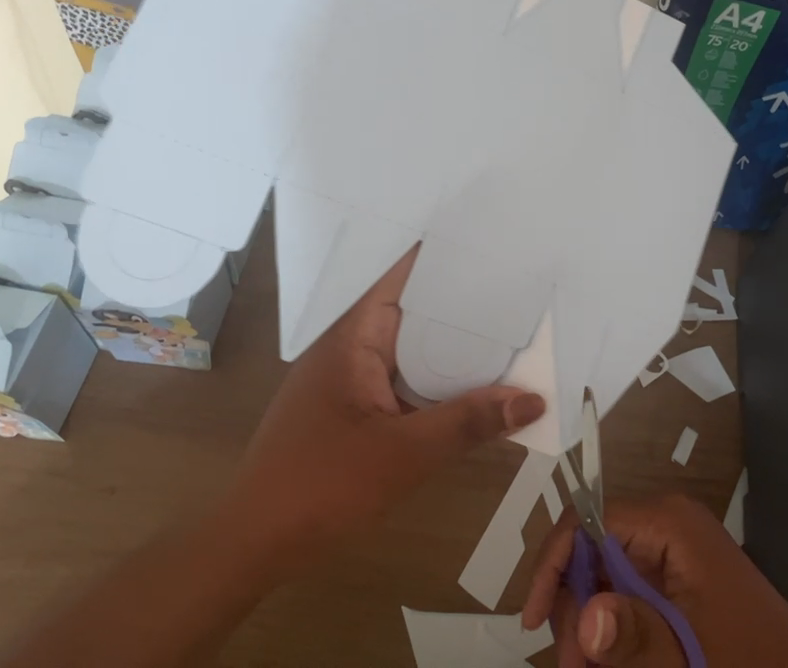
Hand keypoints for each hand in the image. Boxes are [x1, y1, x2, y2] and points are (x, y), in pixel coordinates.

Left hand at [231, 246, 545, 566]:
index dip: (444, 257)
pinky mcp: (350, 409)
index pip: (402, 276)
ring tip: (508, 328)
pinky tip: (472, 384)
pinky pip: (401, 378)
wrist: (253, 543)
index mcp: (353, 337)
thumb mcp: (405, 454)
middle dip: (460, 302)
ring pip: (408, 348)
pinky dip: (435, 378)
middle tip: (518, 287)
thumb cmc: (322, 486)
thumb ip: (469, 422)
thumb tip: (533, 400)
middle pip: (410, 310)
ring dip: (449, 345)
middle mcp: (348, 347)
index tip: (492, 244)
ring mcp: (347, 379)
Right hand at [522, 495, 787, 667]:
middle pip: (590, 553)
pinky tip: (617, 663)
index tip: (532, 624)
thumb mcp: (687, 659)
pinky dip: (615, 631)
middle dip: (574, 610)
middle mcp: (667, 526)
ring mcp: (673, 553)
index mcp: (668, 524)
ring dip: (591, 627)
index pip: (585, 522)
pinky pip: (629, 596)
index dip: (553, 567)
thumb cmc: (749, 662)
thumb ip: (635, 639)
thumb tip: (584, 618)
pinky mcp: (679, 580)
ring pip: (605, 579)